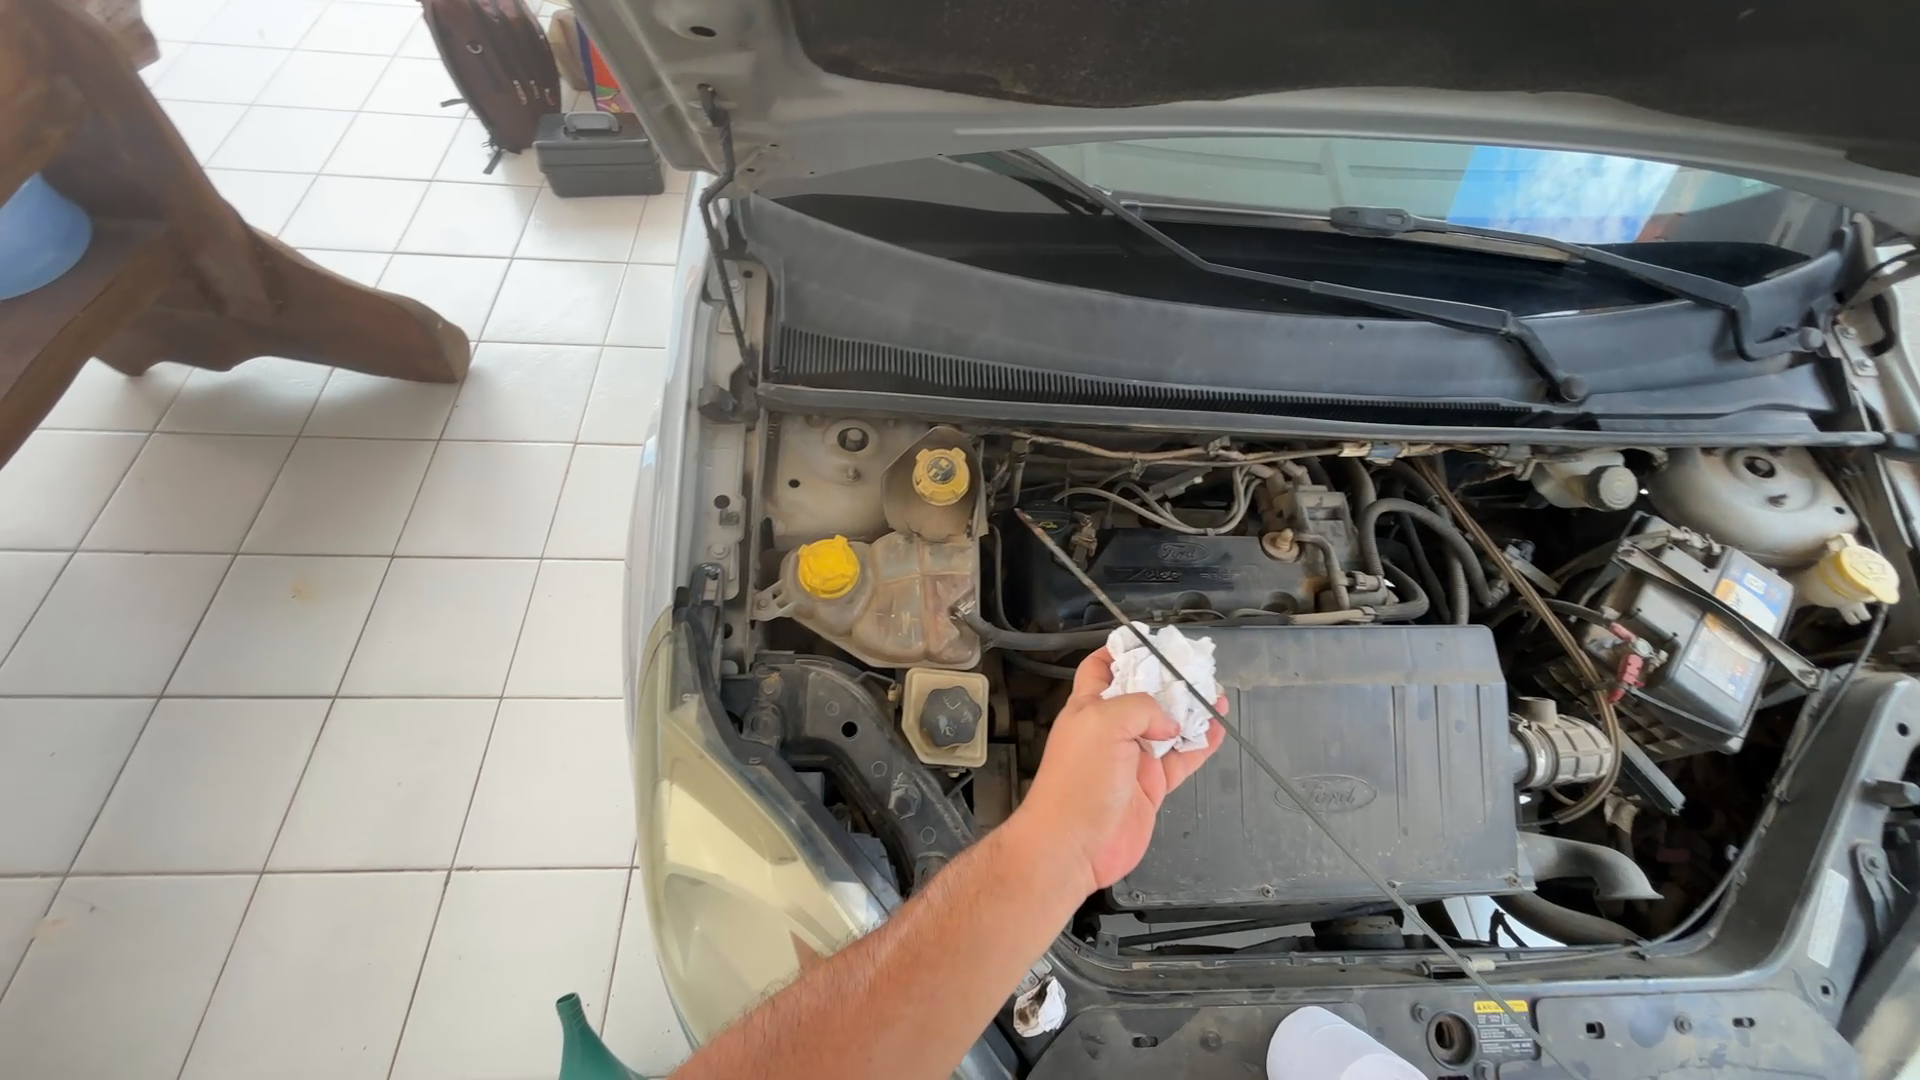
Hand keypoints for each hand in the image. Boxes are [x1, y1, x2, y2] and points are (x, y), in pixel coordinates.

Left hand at [1008, 647, 1226, 896]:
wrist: (1074, 844)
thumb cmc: (1076, 781)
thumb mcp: (1103, 723)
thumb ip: (1140, 708)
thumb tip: (1168, 719)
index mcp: (1089, 707)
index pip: (1102, 667)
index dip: (1123, 651)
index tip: (1151, 641)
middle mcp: (1110, 729)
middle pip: (1143, 695)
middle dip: (1167, 680)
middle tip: (1195, 668)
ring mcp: (1132, 757)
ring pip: (1167, 726)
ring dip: (1191, 710)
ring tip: (1213, 692)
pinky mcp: (1151, 786)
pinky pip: (1181, 759)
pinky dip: (1201, 744)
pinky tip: (1217, 729)